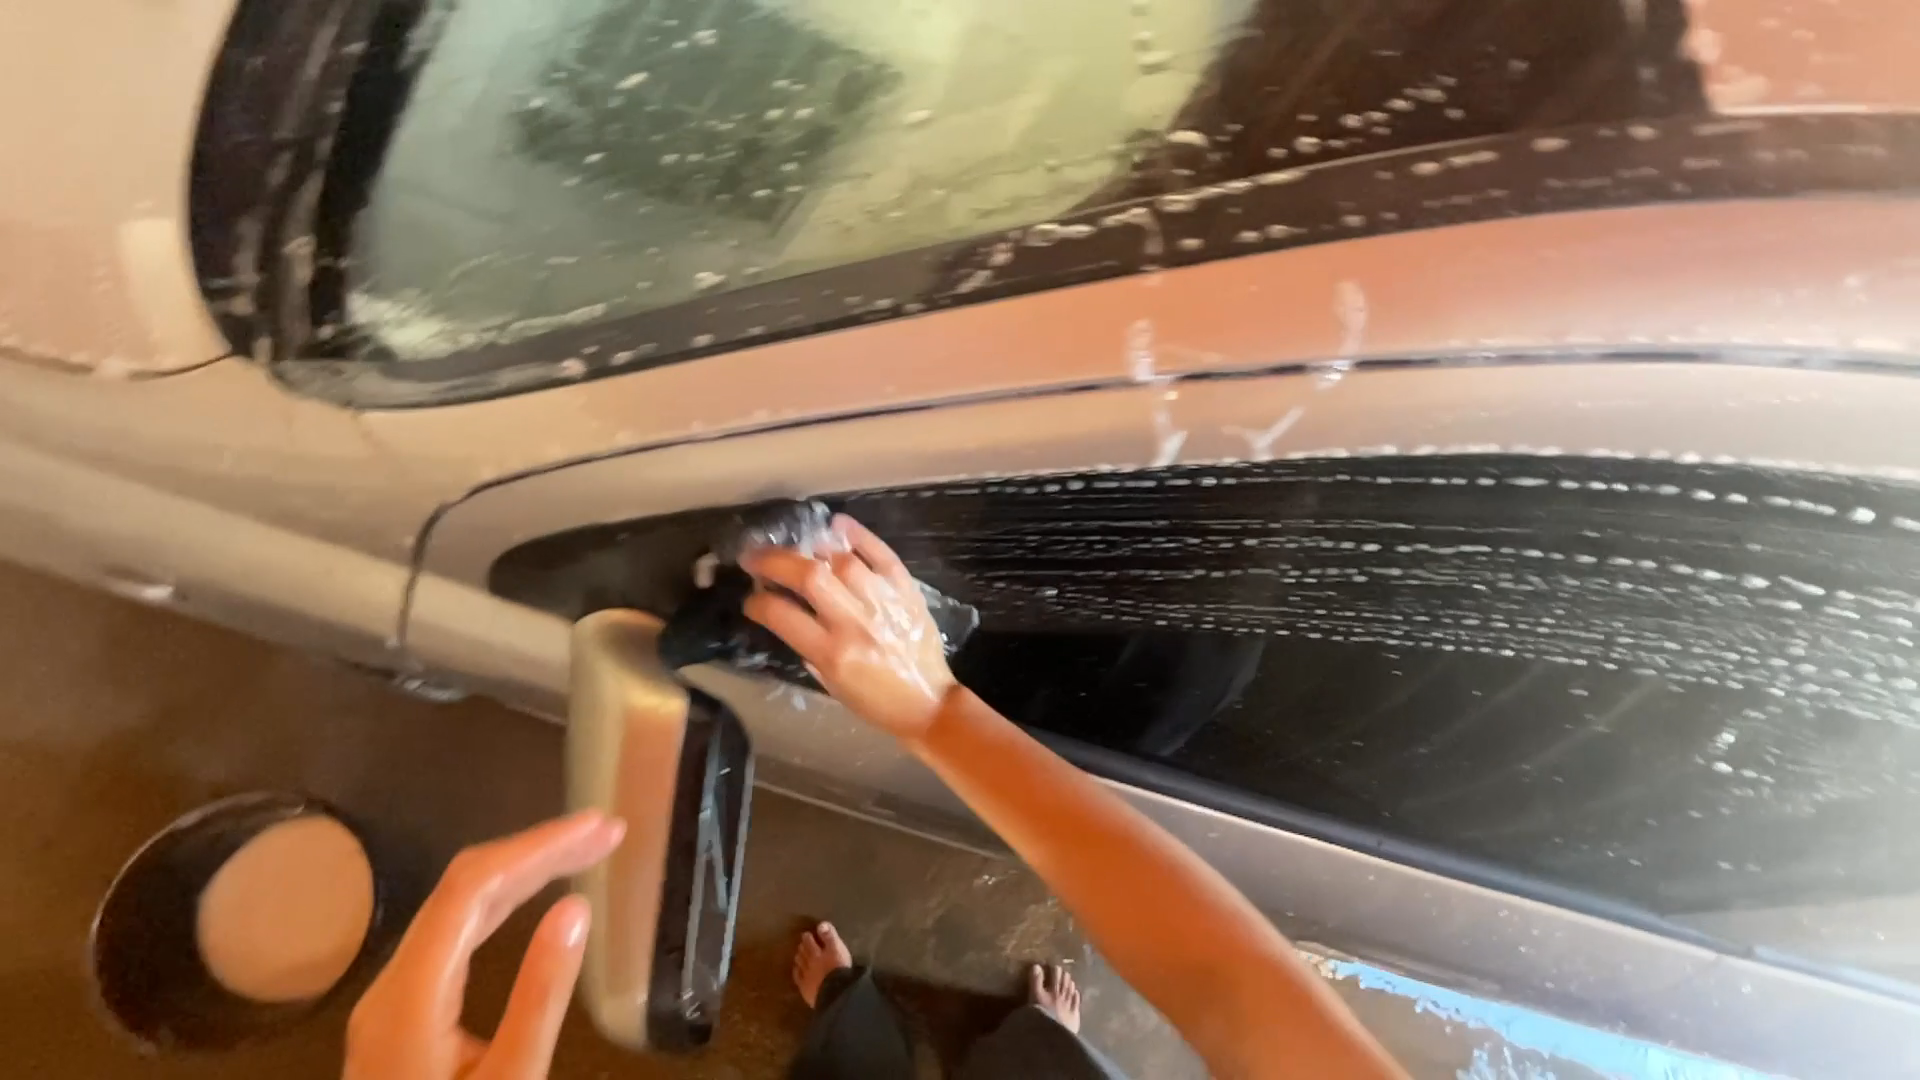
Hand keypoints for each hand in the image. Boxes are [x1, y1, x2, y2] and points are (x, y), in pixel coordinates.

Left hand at [344, 811, 625, 1079]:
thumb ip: (539, 997)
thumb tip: (575, 907)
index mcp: (410, 998)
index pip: (472, 890)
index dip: (538, 847)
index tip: (600, 829)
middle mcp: (394, 983)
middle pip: (465, 887)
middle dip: (539, 849)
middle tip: (607, 832)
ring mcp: (396, 994)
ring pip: (460, 904)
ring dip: (525, 868)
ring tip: (586, 849)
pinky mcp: (408, 1006)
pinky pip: (459, 929)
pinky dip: (507, 898)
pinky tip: (540, 892)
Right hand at [742, 514, 957, 740]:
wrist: (928, 702)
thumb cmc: (873, 700)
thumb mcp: (829, 682)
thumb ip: (805, 644)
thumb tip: (782, 607)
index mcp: (833, 653)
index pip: (782, 615)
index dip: (758, 601)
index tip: (751, 597)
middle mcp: (856, 622)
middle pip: (810, 576)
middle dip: (775, 560)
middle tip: (755, 556)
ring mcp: (884, 602)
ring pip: (844, 560)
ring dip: (813, 547)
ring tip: (796, 546)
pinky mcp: (907, 590)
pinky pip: (882, 554)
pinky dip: (860, 535)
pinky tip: (838, 523)